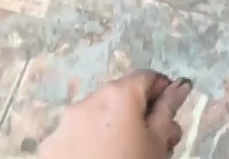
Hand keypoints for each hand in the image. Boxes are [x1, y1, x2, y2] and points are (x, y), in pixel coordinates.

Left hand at [40, 71, 193, 158]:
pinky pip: (76, 138)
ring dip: (115, 130)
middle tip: (156, 141)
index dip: (164, 94)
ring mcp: (62, 128)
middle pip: (121, 98)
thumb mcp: (158, 142)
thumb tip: (181, 85)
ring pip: (97, 118)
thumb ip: (169, 108)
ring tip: (128, 154)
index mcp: (118, 94)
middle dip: (141, 115)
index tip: (171, 116)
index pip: (148, 78)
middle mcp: (87, 102)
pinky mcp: (46, 152)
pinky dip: (91, 145)